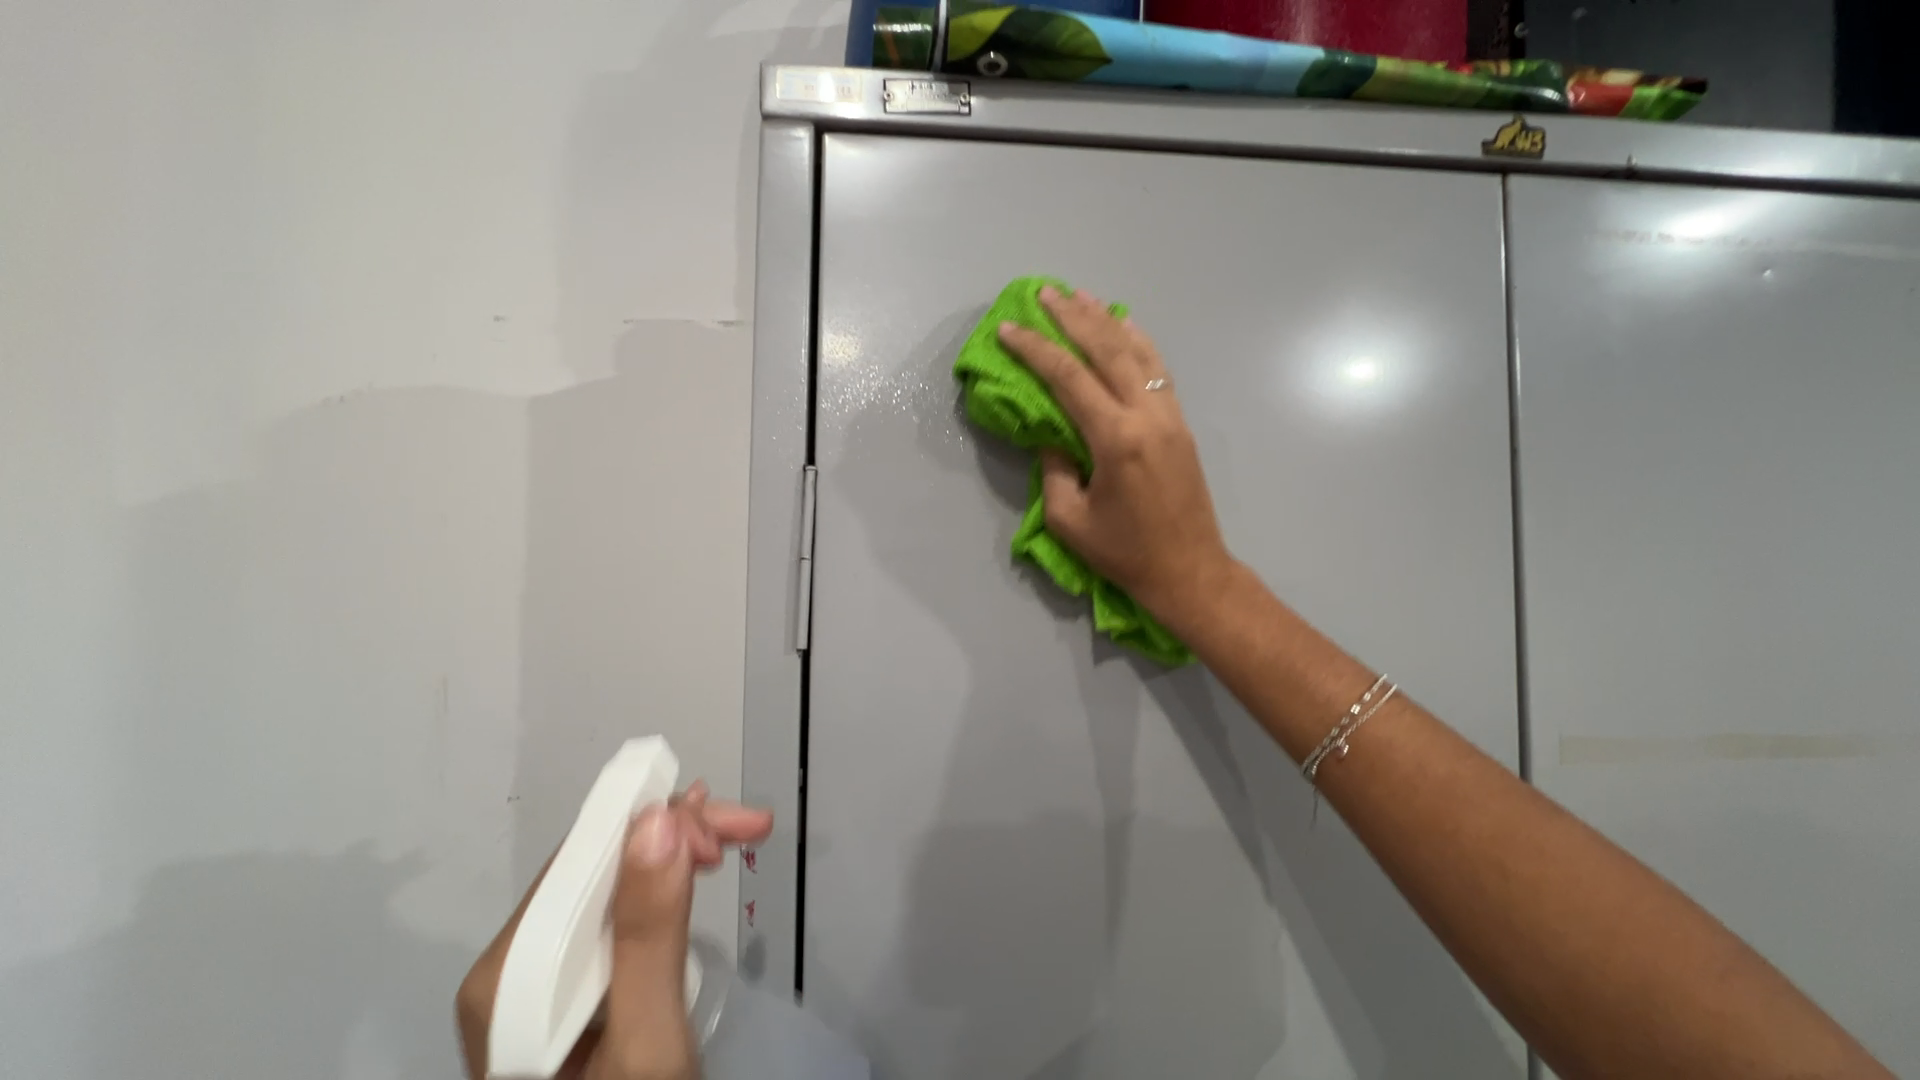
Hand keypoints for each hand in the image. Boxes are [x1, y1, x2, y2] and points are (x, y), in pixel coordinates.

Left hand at [457, 782, 774, 1079]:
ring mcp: (535, 985)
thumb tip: (657, 821)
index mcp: (512, 977)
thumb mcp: (647, 1046)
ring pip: (609, 886)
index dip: (659, 824)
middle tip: (751, 830)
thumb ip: (648, 937)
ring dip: (675, 855)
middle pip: (598, 867)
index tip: (731, 826)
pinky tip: (689, 877)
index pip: (587, 860)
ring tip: (732, 841)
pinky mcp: (562, 998)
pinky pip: (611, 919)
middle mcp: (512, 968)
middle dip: (676, 836)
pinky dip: (661, 891)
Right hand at [997, 285, 1235, 622]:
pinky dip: (1139, 342)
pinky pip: (1157, 371)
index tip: (1009, 328)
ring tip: (1081, 296)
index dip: (1035, 349)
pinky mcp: (1181, 425)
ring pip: (1137, 353)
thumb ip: (1054, 467)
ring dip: (1107, 321)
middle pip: (1106, 350)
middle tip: (1044, 292)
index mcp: (1116, 439)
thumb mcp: (1070, 519)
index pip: (1069, 378)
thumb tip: (1052, 432)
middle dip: (1072, 317)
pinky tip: (1125, 327)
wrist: (1189, 571)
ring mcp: (1170, 416)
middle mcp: (1146, 416)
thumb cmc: (1124, 553)